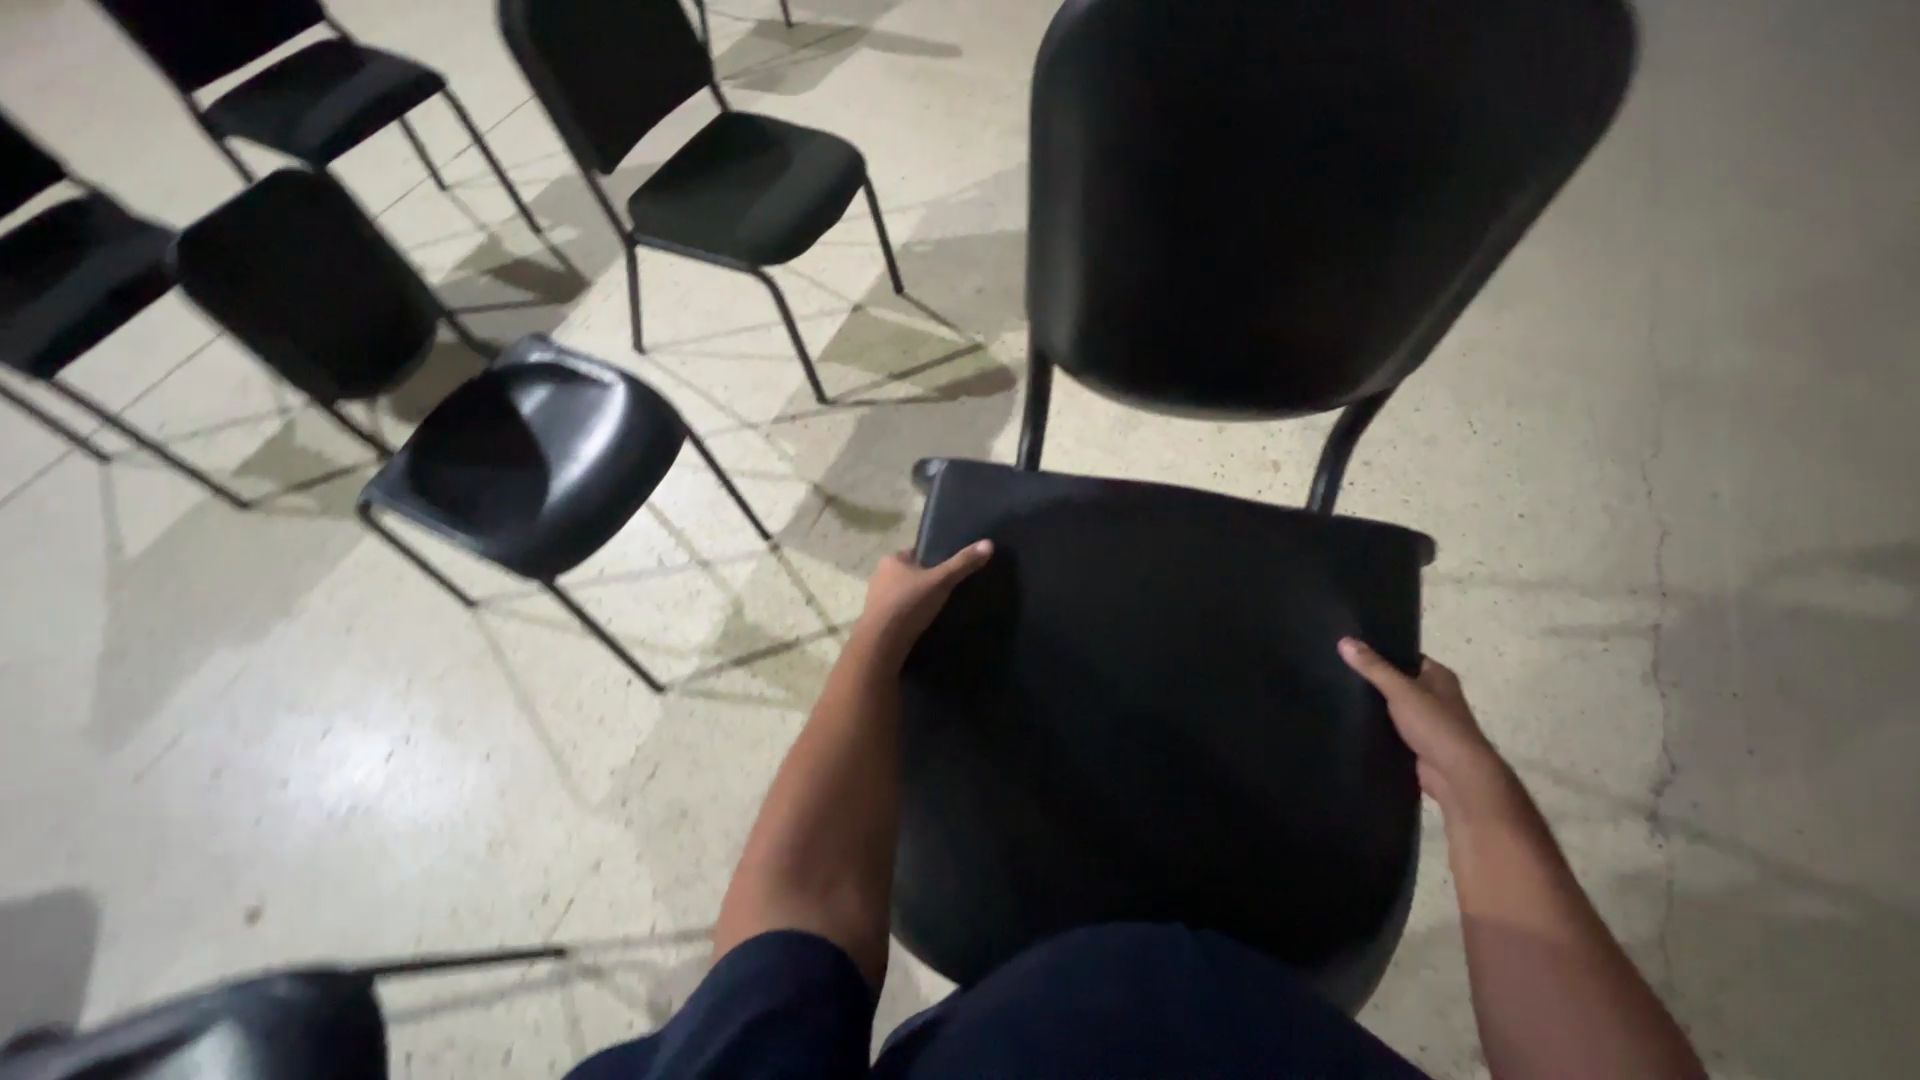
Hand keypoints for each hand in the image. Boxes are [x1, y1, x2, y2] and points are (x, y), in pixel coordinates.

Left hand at [854, 541, 993, 666]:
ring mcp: (875, 598)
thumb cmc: (909, 604)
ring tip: (937, 609)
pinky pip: (898, 612)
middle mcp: (879, 575)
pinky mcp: (876, 619)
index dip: (933, 561)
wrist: (882, 643)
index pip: (917, 553)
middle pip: (910, 574)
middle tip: (947, 591)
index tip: (949, 571)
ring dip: (916, 600)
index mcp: (891, 560)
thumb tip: (988, 544)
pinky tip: (922, 623)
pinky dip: (909, 615)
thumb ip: (963, 563)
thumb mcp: (941, 581)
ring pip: (903, 594)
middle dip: (925, 581)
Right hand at [1338, 638, 1521, 822]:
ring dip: (1370, 704)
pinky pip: (1388, 728)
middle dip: (1370, 678)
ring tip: (1333, 692)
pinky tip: (1347, 720)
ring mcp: (1424, 721)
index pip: (1404, 656)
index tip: (1347, 647)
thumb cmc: (1435, 725)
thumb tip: (1344, 640)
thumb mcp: (1401, 690)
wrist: (1456, 775)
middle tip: (1334, 669)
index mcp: (1437, 676)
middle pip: (1395, 680)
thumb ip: (1373, 667)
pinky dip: (1373, 726)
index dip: (1378, 651)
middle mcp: (1434, 695)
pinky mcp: (1414, 742)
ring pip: (1390, 706)